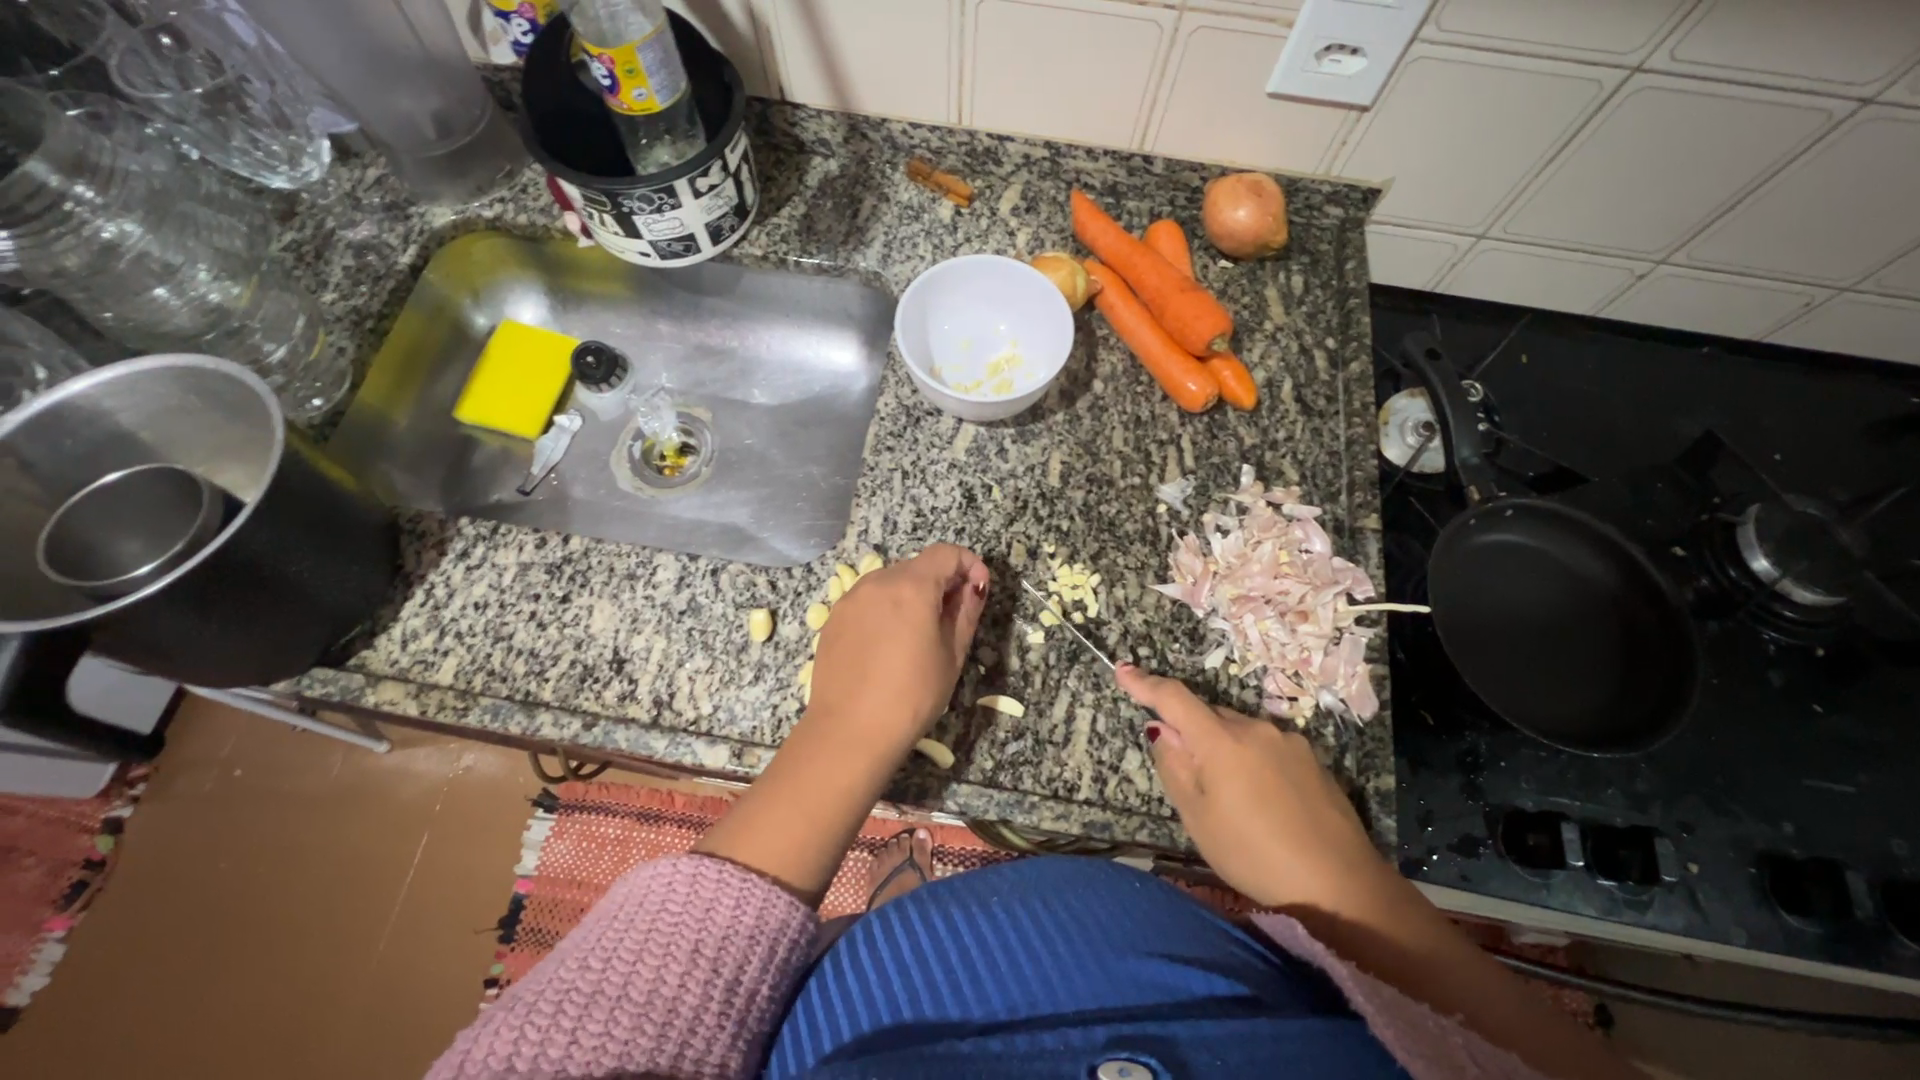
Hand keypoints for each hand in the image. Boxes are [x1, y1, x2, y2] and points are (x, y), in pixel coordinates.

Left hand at [808, 544, 989, 748]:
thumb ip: (965, 612)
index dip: (970, 565)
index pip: (947, 553)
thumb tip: (973, 587)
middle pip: (917, 566)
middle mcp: (877, 582)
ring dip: (912, 597)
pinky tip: (888, 648)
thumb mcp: (951, 655)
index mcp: (911, 586)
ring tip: (919, 637)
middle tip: (953, 619)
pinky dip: (885, 611)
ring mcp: (849, 599)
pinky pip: (868, 602)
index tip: (979, 592)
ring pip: (890, 583)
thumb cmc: (911, 696)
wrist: (849, 731)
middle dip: (941, 583)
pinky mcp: (833, 619)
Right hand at [1116, 664, 1388, 909]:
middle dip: (1191, 731)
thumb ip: (1174, 766)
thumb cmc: (1253, 855)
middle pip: (1209, 716)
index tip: (1123, 670)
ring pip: (1239, 732)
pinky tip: (1262, 803)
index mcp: (1220, 741)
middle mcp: (1255, 728)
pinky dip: (1252, 762)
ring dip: (1224, 750)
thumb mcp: (1197, 818)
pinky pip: (1267, 748)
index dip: (1145, 684)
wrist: (1339, 883)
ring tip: (1230, 800)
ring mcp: (1288, 742)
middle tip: (1186, 775)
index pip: (1174, 698)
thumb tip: (1163, 730)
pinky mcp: (1312, 759)